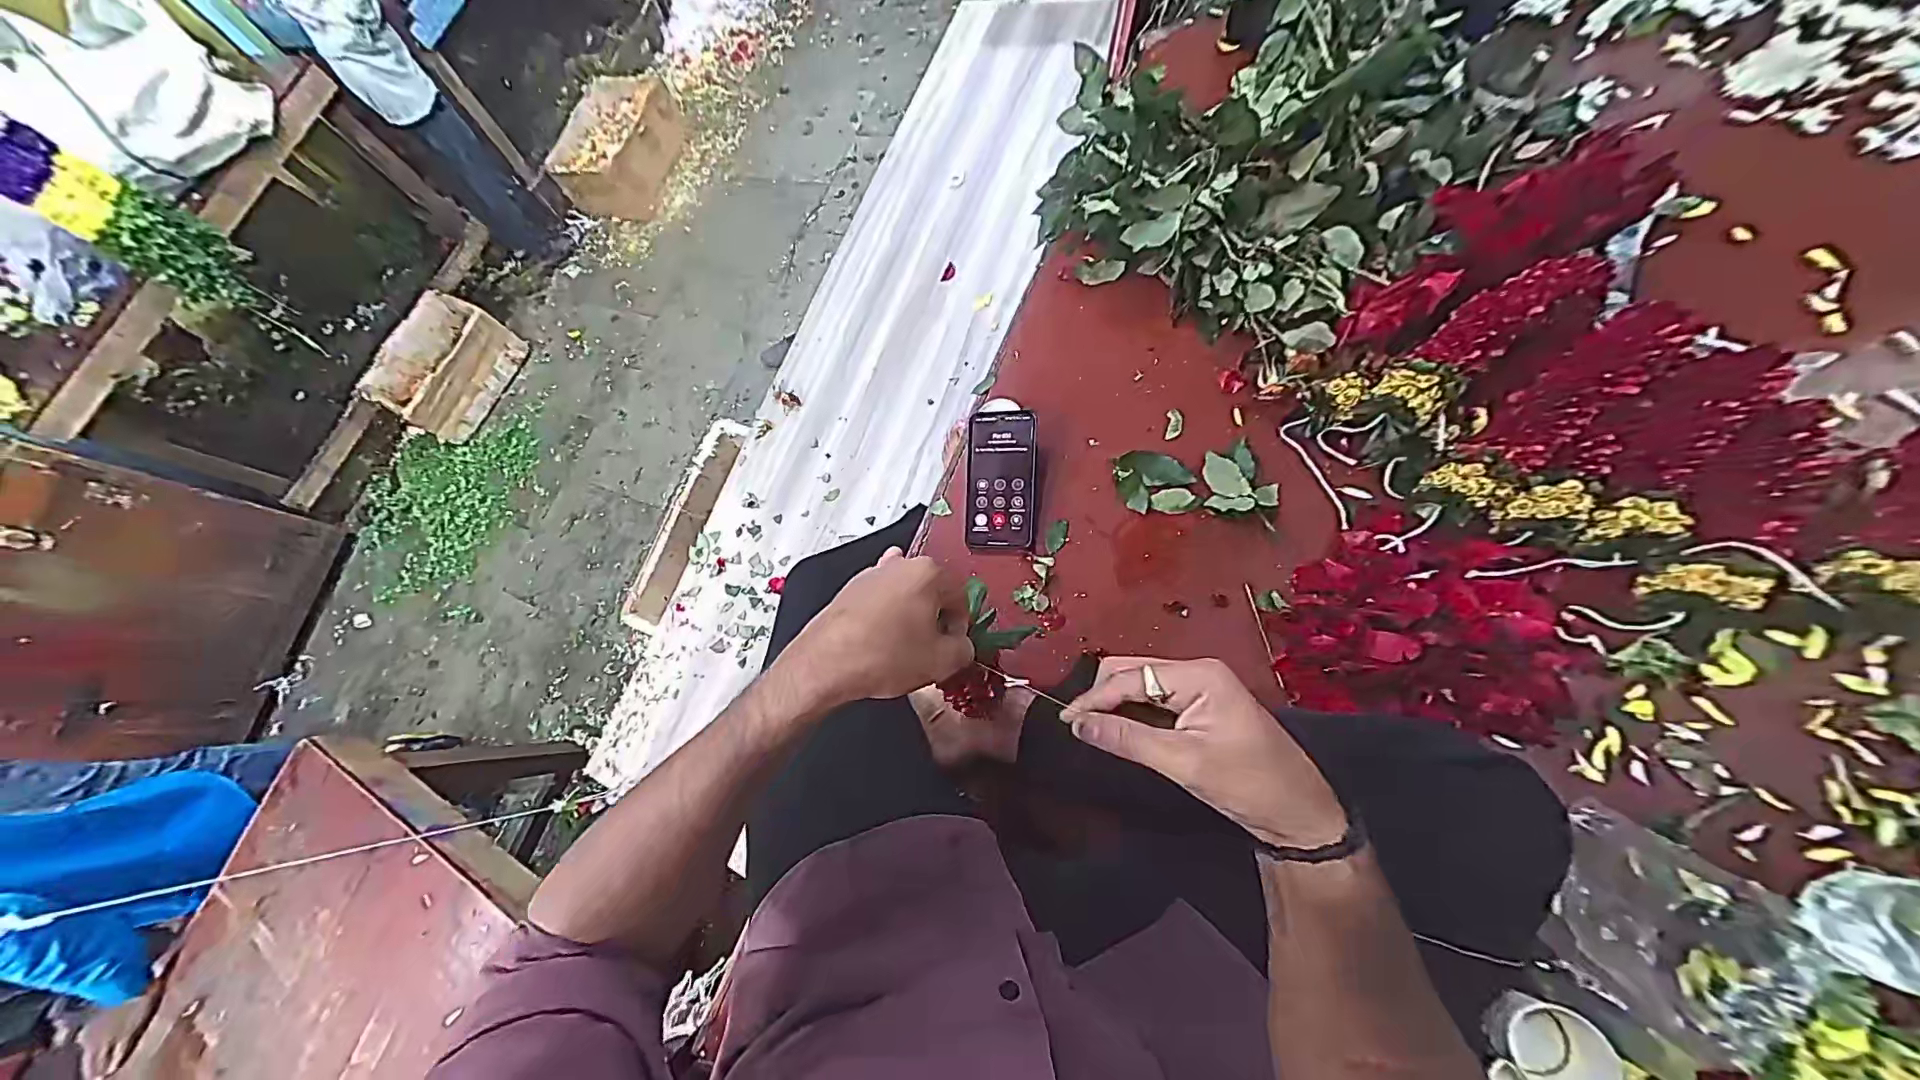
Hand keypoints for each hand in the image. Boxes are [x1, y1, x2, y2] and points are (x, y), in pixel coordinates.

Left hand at [775, 548, 974, 705]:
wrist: (825, 664)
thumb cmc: (882, 656)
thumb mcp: (942, 661)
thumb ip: (965, 649)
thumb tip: (962, 646)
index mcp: (929, 572)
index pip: (961, 598)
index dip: (961, 627)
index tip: (955, 646)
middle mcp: (900, 565)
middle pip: (932, 593)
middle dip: (936, 620)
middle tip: (932, 649)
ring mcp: (872, 575)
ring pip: (905, 596)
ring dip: (910, 619)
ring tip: (904, 650)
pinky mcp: (850, 590)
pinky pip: (880, 603)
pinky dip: (885, 620)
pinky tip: (882, 643)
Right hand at [1063, 656, 1347, 848]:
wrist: (1300, 812)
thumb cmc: (1248, 784)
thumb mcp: (1183, 763)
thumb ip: (1127, 739)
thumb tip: (1078, 724)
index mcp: (1199, 675)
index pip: (1131, 677)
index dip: (1095, 698)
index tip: (1066, 720)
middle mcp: (1197, 671)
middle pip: (1133, 670)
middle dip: (1102, 694)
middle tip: (1078, 725)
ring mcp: (1199, 686)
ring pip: (1141, 684)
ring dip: (1115, 703)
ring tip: (1091, 728)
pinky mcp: (1199, 704)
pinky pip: (1154, 699)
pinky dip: (1132, 712)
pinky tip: (1118, 728)